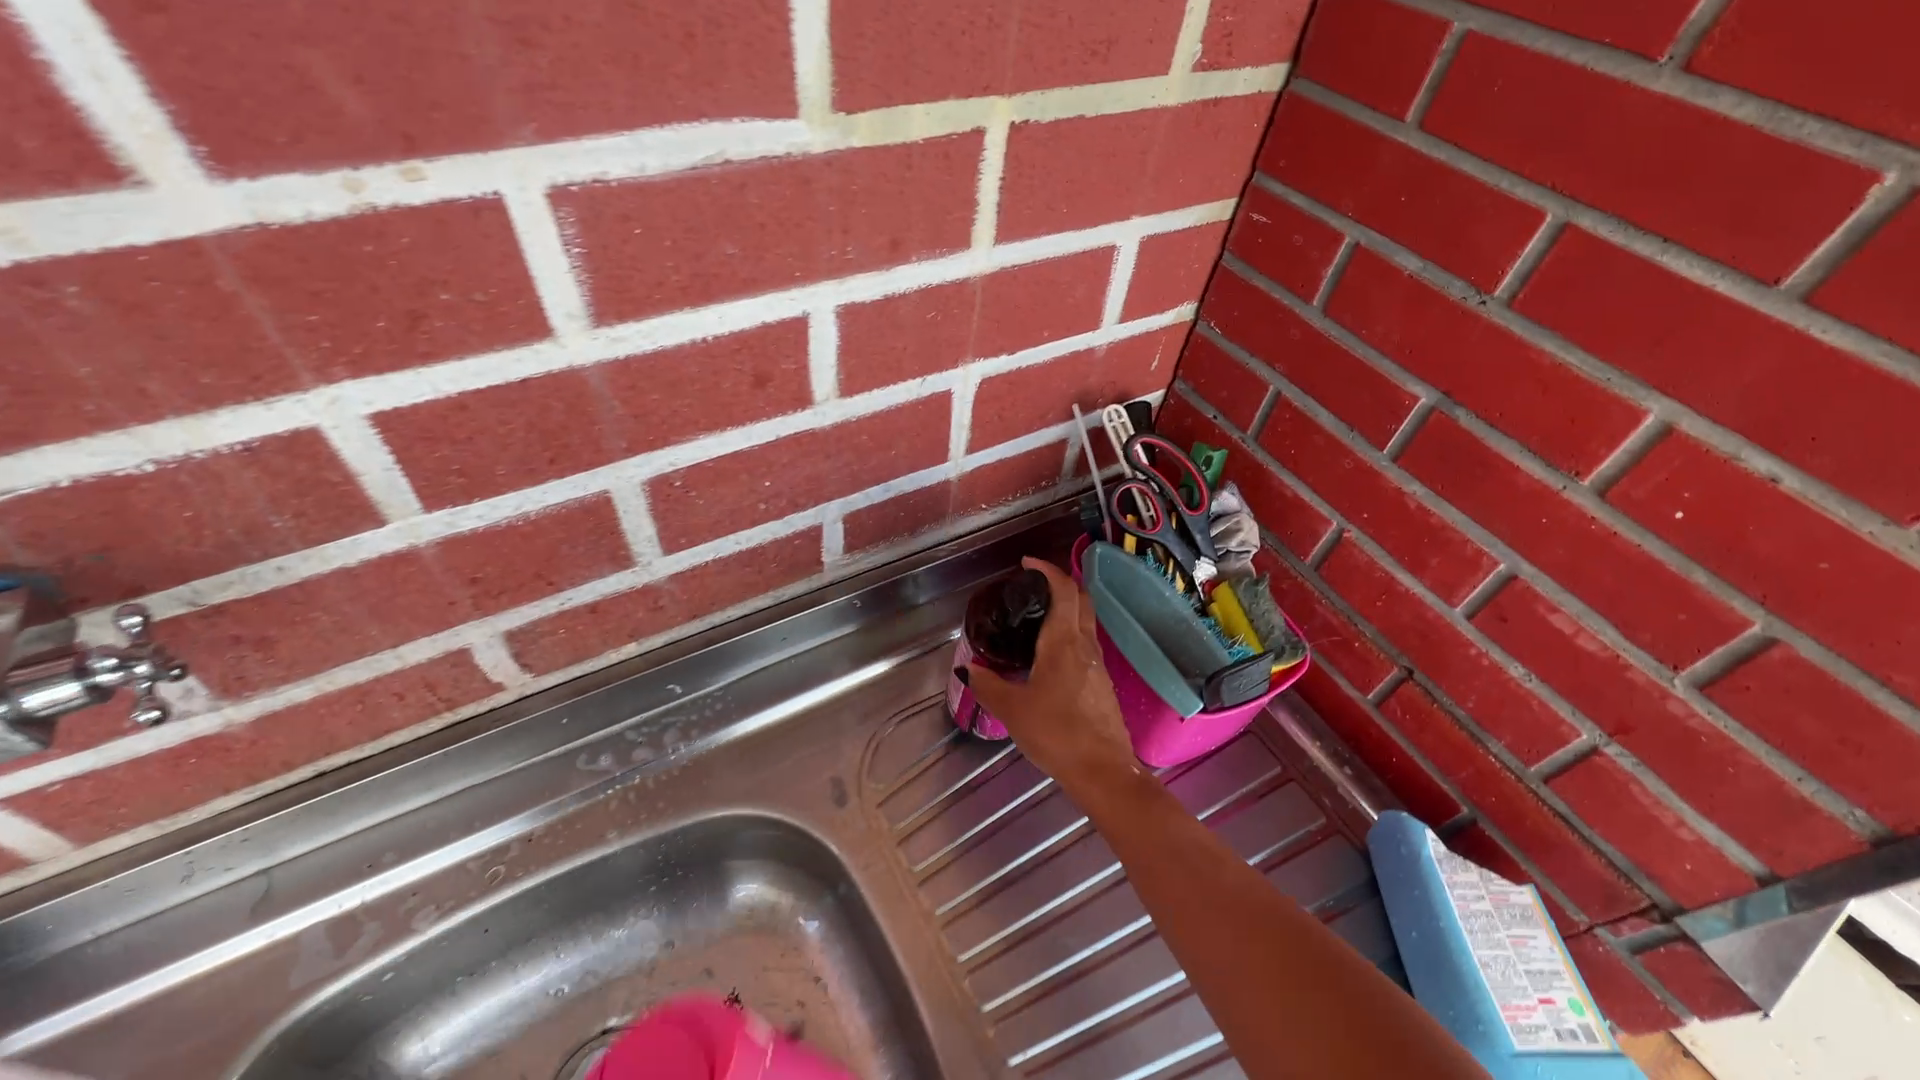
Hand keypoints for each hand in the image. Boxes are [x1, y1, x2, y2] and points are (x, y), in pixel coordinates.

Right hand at [965, 557, 1142, 799]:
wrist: (1103, 770)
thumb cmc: (1056, 733)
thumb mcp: (1012, 710)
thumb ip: (988, 685)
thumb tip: (969, 668)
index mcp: (1063, 643)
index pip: (1063, 591)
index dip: (1047, 570)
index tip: (1028, 563)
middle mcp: (1085, 646)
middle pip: (1081, 601)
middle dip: (1060, 584)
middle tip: (1032, 587)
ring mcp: (1098, 666)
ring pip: (1085, 624)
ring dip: (1066, 611)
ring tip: (1035, 620)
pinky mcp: (1102, 685)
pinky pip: (1086, 646)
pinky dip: (1069, 636)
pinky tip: (1049, 657)